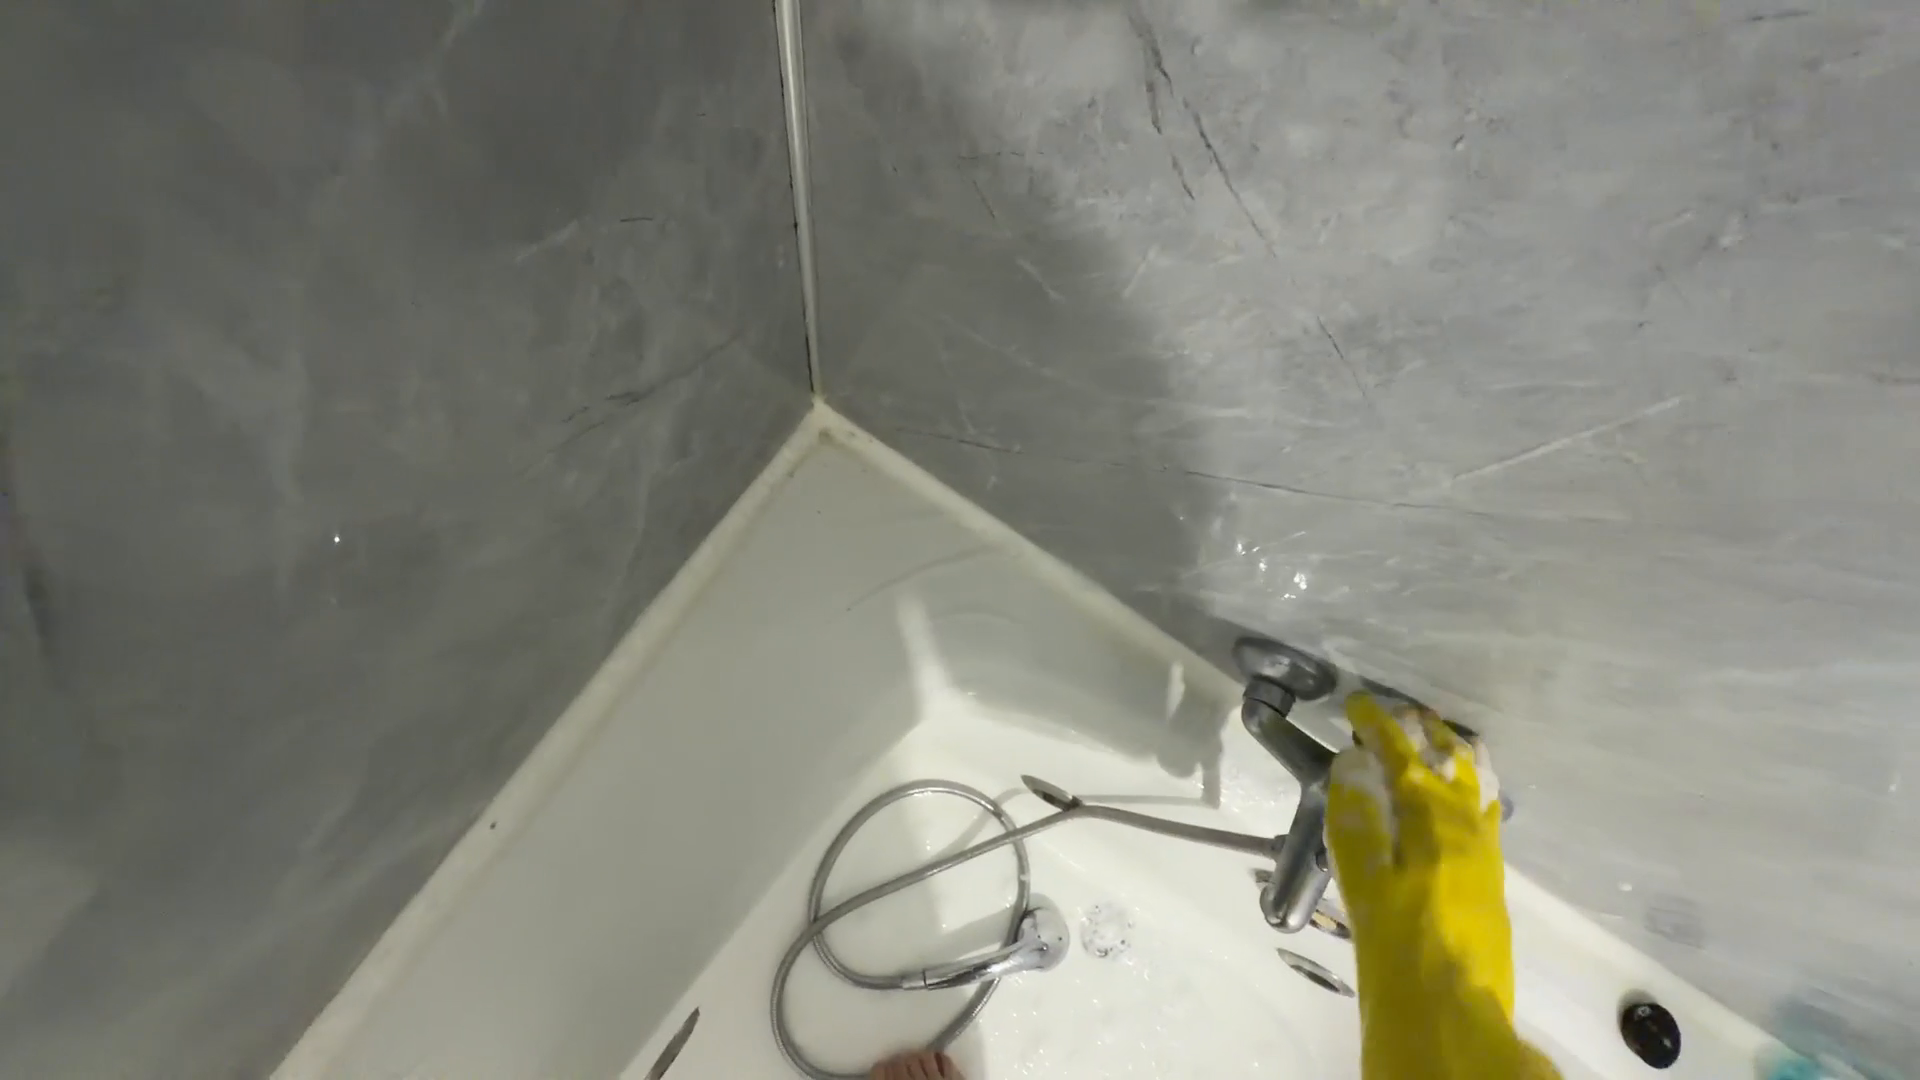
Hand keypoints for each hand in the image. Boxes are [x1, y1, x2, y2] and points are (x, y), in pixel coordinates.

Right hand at [1325, 693, 1558, 1079]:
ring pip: (1476, 786)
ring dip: (1452, 756)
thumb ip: (1356, 816)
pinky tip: (1459, 797)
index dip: (1379, 724)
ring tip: (1435, 739)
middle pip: (1452, 763)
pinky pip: (1484, 812)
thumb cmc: (1397, 938)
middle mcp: (1467, 827)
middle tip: (1398, 712)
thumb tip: (1352, 764)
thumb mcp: (1362, 876)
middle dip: (1425, 732)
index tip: (1357, 702)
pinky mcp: (1490, 877)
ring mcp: (1486, 852)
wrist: (1449, 1008)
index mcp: (1433, 820)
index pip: (1404, 756)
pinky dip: (1468, 788)